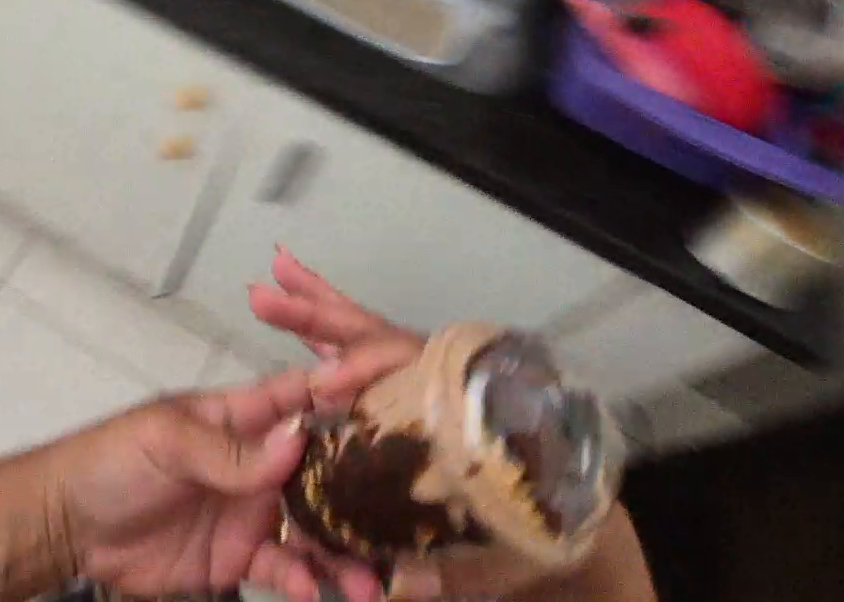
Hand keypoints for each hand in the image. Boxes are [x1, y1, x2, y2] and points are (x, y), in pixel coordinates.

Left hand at [42, 368, 383, 601]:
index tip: (390, 405)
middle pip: (317, 471)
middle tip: (400, 518)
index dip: (338, 395)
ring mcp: (249, 512)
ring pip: (310, 526)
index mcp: (238, 418)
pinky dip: (304, 581)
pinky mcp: (237, 559)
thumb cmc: (117, 459)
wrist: (74, 524)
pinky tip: (319, 594)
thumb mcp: (168, 441)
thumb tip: (297, 436)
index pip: (295, 398)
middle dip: (356, 490)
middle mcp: (255, 463)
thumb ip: (230, 448)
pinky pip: (282, 569)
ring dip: (342, 550)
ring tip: (372, 581)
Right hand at [249, 249, 657, 601]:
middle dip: (317, 309)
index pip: (409, 370)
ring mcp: (420, 385)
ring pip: (363, 338)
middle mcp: (438, 383)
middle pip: (372, 334)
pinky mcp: (408, 400)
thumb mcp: (506, 558)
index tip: (324, 384)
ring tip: (277, 271)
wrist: (576, 529)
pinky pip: (361, 361)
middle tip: (267, 287)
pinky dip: (329, 337)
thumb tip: (403, 581)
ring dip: (316, 308)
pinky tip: (301, 324)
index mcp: (465, 406)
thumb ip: (457, 571)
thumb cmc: (545, 534)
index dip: (366, 372)